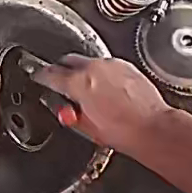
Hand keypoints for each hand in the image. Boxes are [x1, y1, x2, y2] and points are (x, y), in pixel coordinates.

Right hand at [31, 55, 171, 150]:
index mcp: (79, 83)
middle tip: (60, 83)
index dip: (41, 76)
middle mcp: (95, 68)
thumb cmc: (124, 131)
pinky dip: (101, 74)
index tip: (38, 77)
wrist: (152, 128)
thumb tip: (67, 111)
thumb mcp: (87, 127)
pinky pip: (106, 66)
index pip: (50, 74)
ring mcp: (112, 65)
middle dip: (62, 71)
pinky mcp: (127, 67)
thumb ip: (71, 114)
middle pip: (68, 60)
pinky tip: (105, 90)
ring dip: (83, 73)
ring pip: (89, 62)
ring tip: (86, 92)